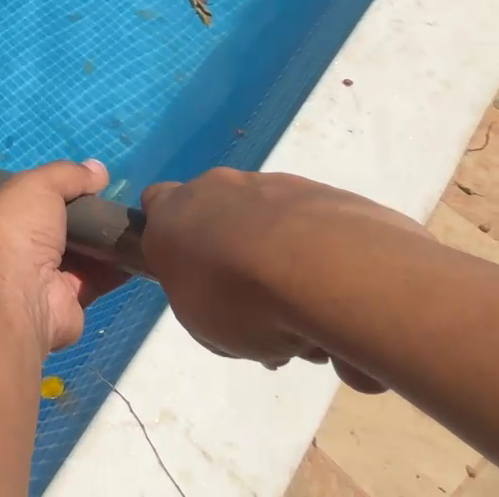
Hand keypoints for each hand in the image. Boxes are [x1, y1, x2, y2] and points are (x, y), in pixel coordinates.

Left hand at [0, 160, 129, 353]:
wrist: (16, 294)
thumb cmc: (11, 228)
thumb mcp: (35, 185)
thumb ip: (66, 175)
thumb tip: (97, 169)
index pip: (10, 195)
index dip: (38, 189)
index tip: (72, 184)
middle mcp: (0, 240)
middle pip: (43, 223)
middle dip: (72, 217)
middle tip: (106, 206)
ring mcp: (30, 271)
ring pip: (71, 251)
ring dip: (97, 241)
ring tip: (127, 224)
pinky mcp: (61, 297)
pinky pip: (93, 277)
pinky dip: (114, 267)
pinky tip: (137, 252)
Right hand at [140, 168, 422, 391]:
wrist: (332, 274)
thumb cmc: (242, 299)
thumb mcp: (200, 322)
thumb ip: (199, 301)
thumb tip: (226, 305)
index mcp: (169, 212)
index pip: (155, 205)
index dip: (176, 236)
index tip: (198, 270)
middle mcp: (214, 188)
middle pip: (220, 216)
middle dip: (241, 256)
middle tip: (266, 307)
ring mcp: (275, 187)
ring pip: (278, 225)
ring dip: (292, 263)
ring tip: (323, 317)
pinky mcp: (333, 196)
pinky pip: (329, 233)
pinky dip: (338, 263)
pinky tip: (354, 300)